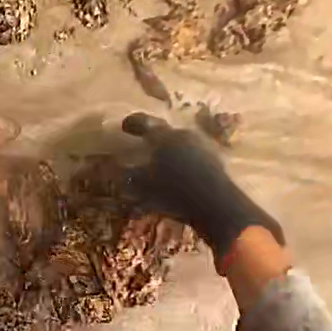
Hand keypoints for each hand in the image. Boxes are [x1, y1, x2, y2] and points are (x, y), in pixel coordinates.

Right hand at [119, 113, 283, 268]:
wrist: (217, 207)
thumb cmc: (174, 193)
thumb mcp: (143, 186)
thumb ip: (129, 176)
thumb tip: (114, 171)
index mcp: (165, 137)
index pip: (145, 123)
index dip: (133, 123)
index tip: (125, 126)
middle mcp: (185, 136)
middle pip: (166, 133)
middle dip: (154, 140)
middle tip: (144, 147)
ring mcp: (205, 147)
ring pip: (181, 144)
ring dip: (171, 151)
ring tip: (161, 164)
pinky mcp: (218, 161)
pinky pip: (195, 156)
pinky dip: (184, 162)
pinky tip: (178, 176)